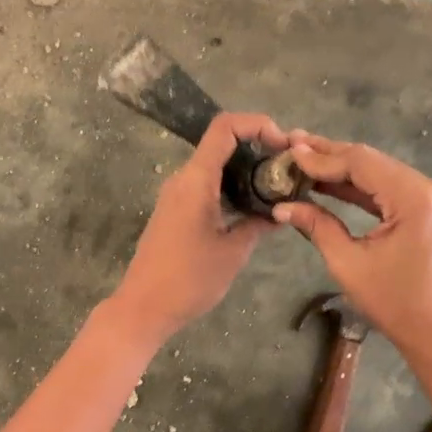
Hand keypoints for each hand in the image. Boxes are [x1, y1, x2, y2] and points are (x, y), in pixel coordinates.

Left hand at [109, 113, 278, 341]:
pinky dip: (231, 188)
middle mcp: (183, 179)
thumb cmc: (189, 280)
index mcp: (196, 180)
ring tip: (277, 188)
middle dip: (258, 149)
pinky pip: (206, 187)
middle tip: (288, 169)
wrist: (143, 308)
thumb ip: (258, 224)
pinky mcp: (174, 212)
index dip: (257, 124)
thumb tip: (280, 212)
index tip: (282, 143)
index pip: (225, 127)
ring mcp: (176, 196)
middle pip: (222, 144)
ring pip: (215, 167)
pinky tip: (253, 208)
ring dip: (246, 171)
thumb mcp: (233, 252)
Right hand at [270, 132, 431, 350]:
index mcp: (415, 200)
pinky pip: (390, 189)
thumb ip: (318, 227)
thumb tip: (282, 206)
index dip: (322, 158)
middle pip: (372, 161)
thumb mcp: (349, 265)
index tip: (289, 153)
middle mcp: (431, 188)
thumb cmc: (396, 305)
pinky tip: (330, 182)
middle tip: (291, 145)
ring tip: (304, 159)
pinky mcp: (431, 208)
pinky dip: (360, 187)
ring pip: (380, 172)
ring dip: (343, 169)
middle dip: (330, 156)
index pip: (361, 163)